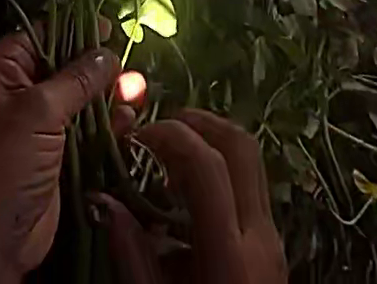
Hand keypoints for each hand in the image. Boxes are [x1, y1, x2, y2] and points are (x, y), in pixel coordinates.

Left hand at [0, 32, 119, 283]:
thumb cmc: (3, 164)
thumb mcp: (38, 111)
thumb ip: (76, 79)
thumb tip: (106, 52)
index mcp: (2, 69)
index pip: (42, 34)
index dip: (75, 28)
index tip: (109, 26)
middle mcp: (18, 89)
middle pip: (65, 65)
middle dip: (98, 65)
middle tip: (127, 65)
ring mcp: (39, 122)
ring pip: (80, 97)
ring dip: (108, 94)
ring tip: (136, 89)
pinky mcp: (57, 151)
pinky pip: (86, 127)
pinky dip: (107, 122)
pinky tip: (128, 117)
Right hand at [96, 109, 285, 283]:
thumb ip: (132, 255)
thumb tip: (103, 202)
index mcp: (230, 256)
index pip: (207, 166)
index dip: (169, 137)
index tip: (137, 138)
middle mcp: (260, 237)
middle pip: (239, 146)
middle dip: (197, 121)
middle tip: (158, 128)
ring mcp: (272, 239)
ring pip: (250, 159)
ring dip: (209, 140)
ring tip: (168, 153)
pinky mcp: (273, 246)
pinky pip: (249, 184)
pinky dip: (218, 168)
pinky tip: (186, 193)